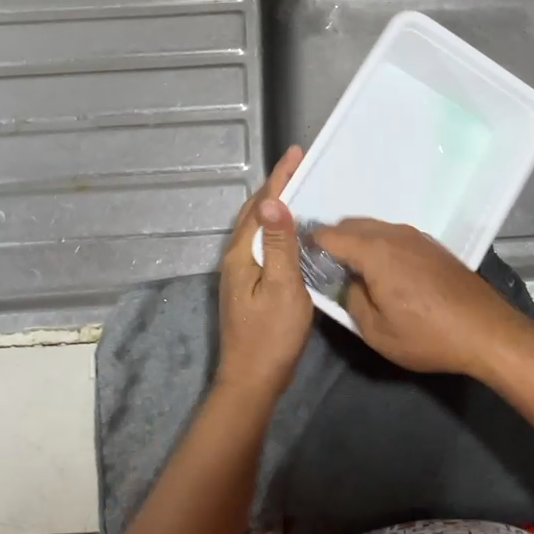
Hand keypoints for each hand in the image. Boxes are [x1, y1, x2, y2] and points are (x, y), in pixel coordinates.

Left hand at [214, 146, 312, 397]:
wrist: (251, 380)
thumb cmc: (271, 336)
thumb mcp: (282, 288)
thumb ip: (279, 245)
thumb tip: (274, 202)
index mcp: (241, 253)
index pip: (262, 205)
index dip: (280, 178)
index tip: (296, 152)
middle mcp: (235, 257)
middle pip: (254, 212)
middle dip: (275, 186)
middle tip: (299, 164)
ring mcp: (238, 272)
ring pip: (255, 227)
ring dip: (273, 205)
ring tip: (294, 188)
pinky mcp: (246, 285)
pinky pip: (259, 242)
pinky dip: (273, 226)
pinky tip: (287, 231)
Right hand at [311, 219, 530, 377]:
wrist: (487, 332)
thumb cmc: (428, 335)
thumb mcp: (376, 332)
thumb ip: (351, 301)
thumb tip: (348, 284)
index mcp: (375, 251)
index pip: (331, 235)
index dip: (311, 243)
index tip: (299, 256)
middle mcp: (394, 235)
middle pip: (352, 225)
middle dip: (333, 240)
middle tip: (321, 264)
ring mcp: (416, 237)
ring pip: (374, 228)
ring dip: (357, 242)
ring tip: (349, 268)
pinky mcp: (432, 246)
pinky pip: (393, 236)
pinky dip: (378, 245)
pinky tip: (380, 270)